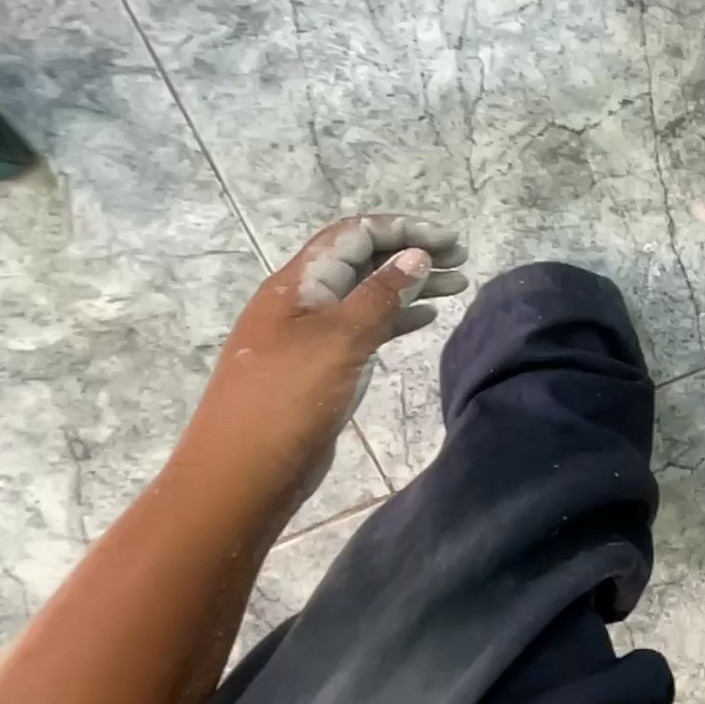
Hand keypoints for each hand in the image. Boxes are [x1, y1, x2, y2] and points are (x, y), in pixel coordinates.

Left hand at [175, 216, 468, 498]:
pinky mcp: (324, 361)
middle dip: (412, 252)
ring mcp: (312, 332)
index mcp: (298, 285)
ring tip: (459, 285)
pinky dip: (400, 314)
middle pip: (364, 259)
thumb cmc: (288, 399)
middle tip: (461, 258)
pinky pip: (368, 323)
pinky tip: (428, 316)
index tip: (448, 240)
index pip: (354, 235)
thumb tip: (417, 255)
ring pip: (370, 291)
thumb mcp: (342, 338)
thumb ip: (382, 293)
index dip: (402, 229)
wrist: (243, 474)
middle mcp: (304, 301)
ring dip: (413, 283)